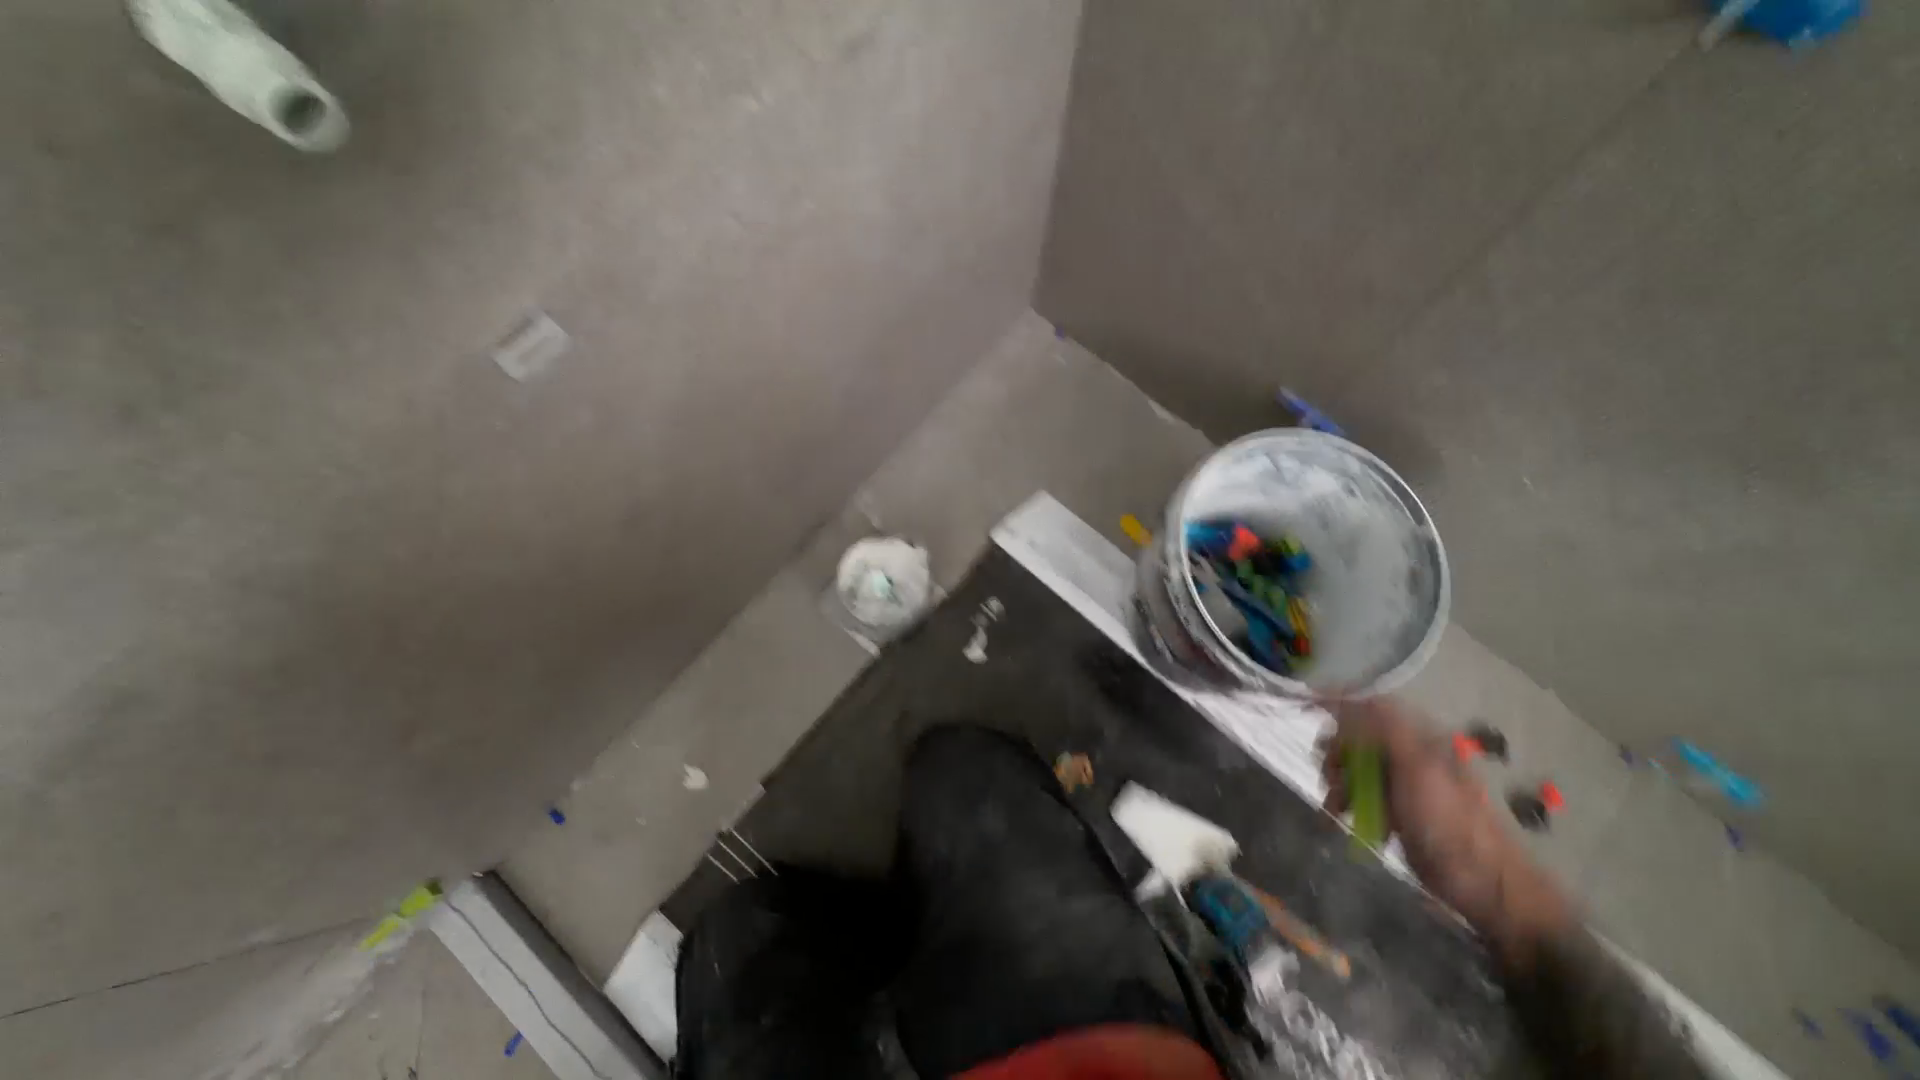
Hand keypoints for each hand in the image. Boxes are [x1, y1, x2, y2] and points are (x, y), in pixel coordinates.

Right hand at [1318, 696, 1573, 967]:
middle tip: (1327, 775)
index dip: (1339, 704)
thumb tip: (1345, 697)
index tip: (1305, 707)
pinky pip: (1360, 798)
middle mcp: (1409, 756)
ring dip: (1336, 784)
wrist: (1482, 882)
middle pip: (1357, 739)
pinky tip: (1340, 820)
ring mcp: (1403, 786)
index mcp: (1419, 738)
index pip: (1371, 707)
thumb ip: (1383, 728)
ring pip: (1354, 770)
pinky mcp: (1396, 813)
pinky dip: (1345, 805)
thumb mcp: (1418, 767)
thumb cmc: (1449, 822)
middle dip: (1335, 754)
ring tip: (1334, 808)